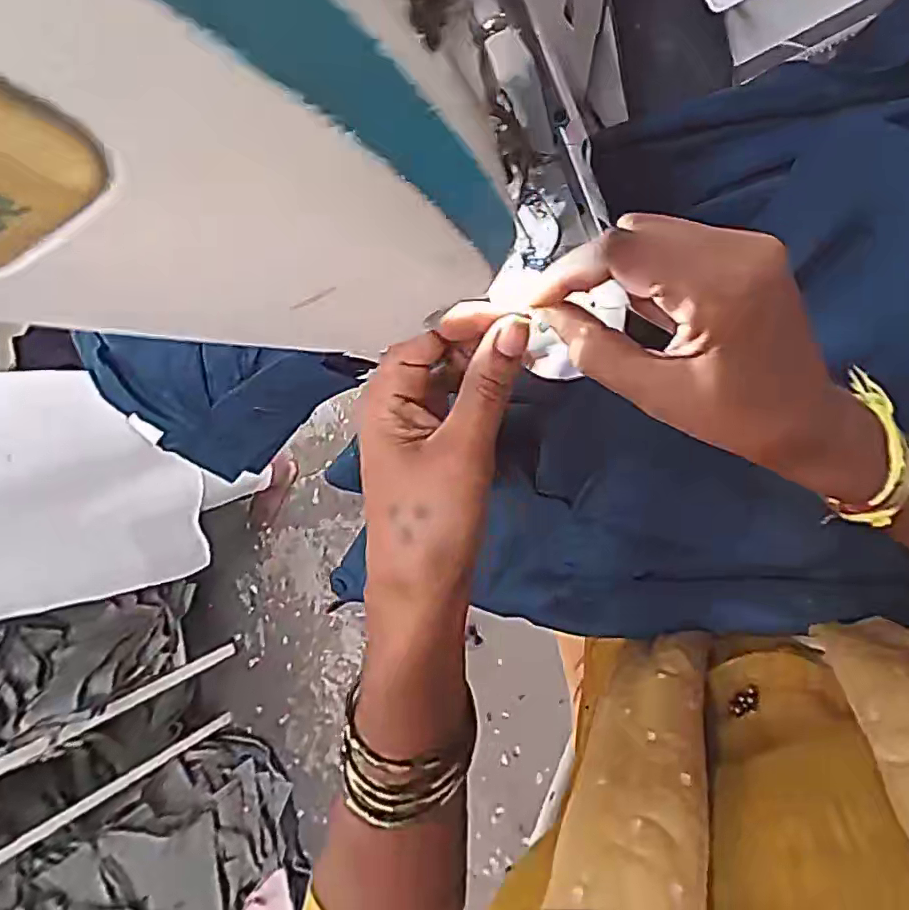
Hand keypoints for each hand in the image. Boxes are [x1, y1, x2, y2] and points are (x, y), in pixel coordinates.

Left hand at [358, 316, 529, 627]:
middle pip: (437, 355)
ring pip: (451, 380)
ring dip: (484, 367)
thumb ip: (488, 383)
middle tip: (524, 336)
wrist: (424, 592)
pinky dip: (484, 394)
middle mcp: (394, 408)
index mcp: (384, 400)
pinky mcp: (436, 448)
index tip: (512, 317)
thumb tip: (510, 329)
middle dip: (478, 343)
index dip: (467, 324)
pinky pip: (459, 406)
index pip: (426, 339)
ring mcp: (416, 429)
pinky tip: (509, 390)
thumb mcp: (464, 446)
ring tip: (523, 358)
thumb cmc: (431, 526)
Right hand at [525, 214, 888, 501]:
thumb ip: (595, 349)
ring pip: (655, 232)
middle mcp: (739, 249)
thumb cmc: (737, 420)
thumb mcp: (656, 393)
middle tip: (566, 305)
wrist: (807, 421)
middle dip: (592, 266)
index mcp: (720, 287)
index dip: (570, 271)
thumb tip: (549, 313)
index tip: (539, 298)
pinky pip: (679, 241)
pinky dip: (649, 266)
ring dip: (619, 265)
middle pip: (637, 231)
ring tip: (604, 308)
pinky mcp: (751, 248)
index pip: (623, 250)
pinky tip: (645, 303)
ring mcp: (750, 244)